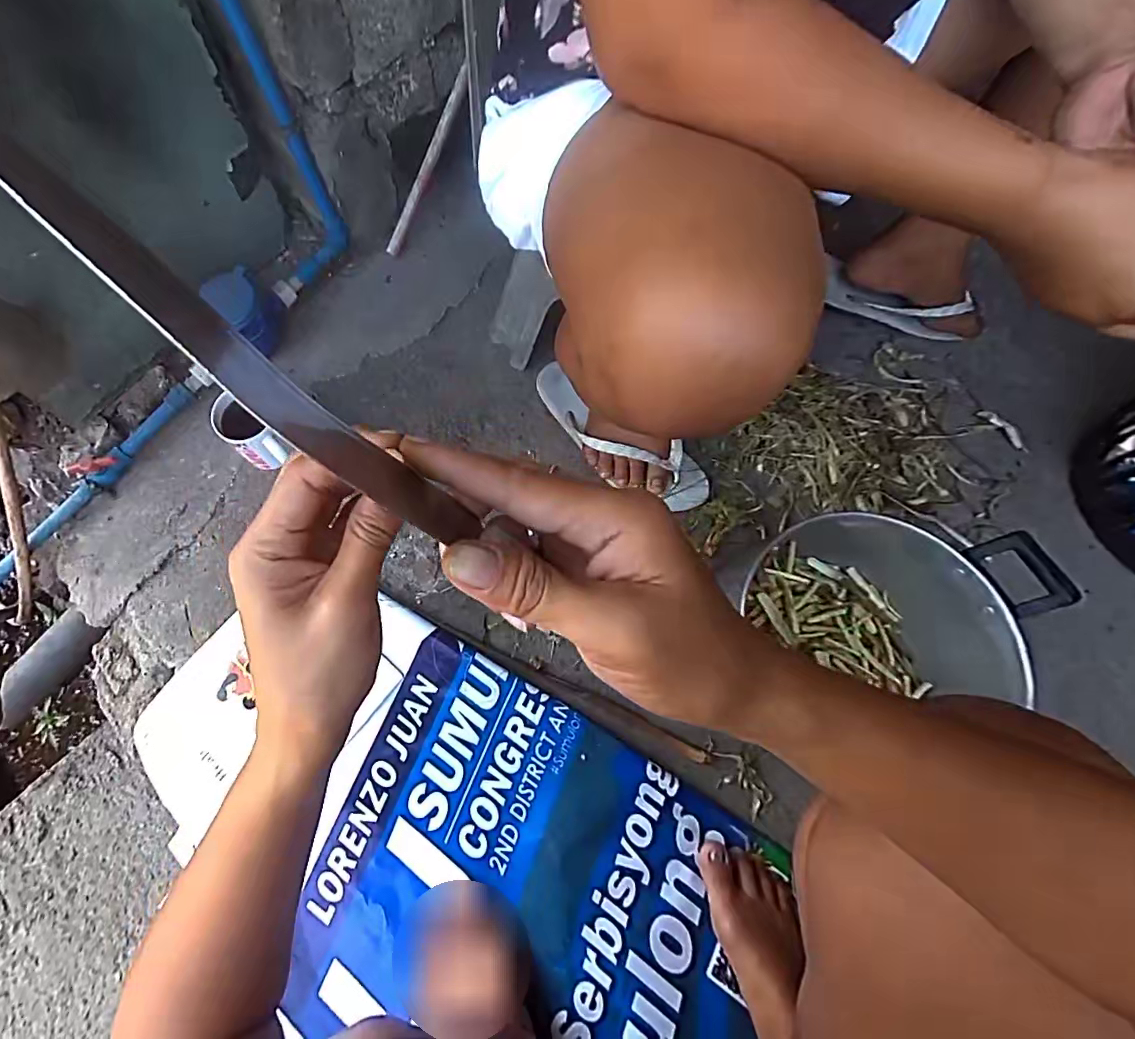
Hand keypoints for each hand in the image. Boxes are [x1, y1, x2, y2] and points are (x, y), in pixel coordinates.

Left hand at [228, 438, 403, 757]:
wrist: (308, 731)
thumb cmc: (318, 679)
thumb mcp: (348, 602)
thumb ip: (368, 537)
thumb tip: (393, 485)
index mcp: (263, 550)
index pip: (302, 479)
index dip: (346, 455)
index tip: (393, 446)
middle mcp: (272, 545)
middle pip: (314, 484)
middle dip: (359, 466)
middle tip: (408, 457)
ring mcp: (293, 556)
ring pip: (329, 503)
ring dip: (365, 488)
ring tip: (408, 476)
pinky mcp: (314, 568)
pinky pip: (340, 527)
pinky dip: (367, 514)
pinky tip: (394, 504)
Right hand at [398, 438, 771, 730]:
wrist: (731, 686)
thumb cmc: (684, 658)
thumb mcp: (610, 626)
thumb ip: (532, 589)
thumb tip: (457, 556)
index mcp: (613, 515)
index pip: (522, 485)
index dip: (460, 467)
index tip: (407, 448)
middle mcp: (600, 516)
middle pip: (516, 497)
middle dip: (462, 496)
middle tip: (403, 493)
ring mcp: (593, 542)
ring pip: (520, 528)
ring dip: (485, 546)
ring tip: (453, 558)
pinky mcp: (587, 568)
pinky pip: (533, 558)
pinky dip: (508, 573)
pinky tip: (500, 594)